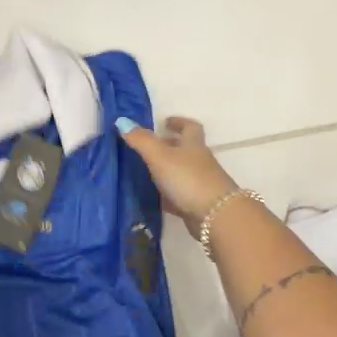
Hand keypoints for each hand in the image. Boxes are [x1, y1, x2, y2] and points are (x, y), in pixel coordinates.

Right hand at [116, 116, 239, 234]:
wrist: (213, 215)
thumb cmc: (187, 179)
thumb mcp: (160, 156)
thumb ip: (142, 141)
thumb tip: (122, 121)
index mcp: (193, 145)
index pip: (190, 127)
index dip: (178, 122)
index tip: (165, 122)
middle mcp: (199, 161)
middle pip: (186, 149)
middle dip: (170, 146)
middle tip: (150, 147)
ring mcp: (199, 183)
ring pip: (181, 172)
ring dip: (166, 170)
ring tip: (145, 172)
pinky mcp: (195, 203)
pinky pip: (178, 194)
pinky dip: (167, 193)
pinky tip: (153, 197)